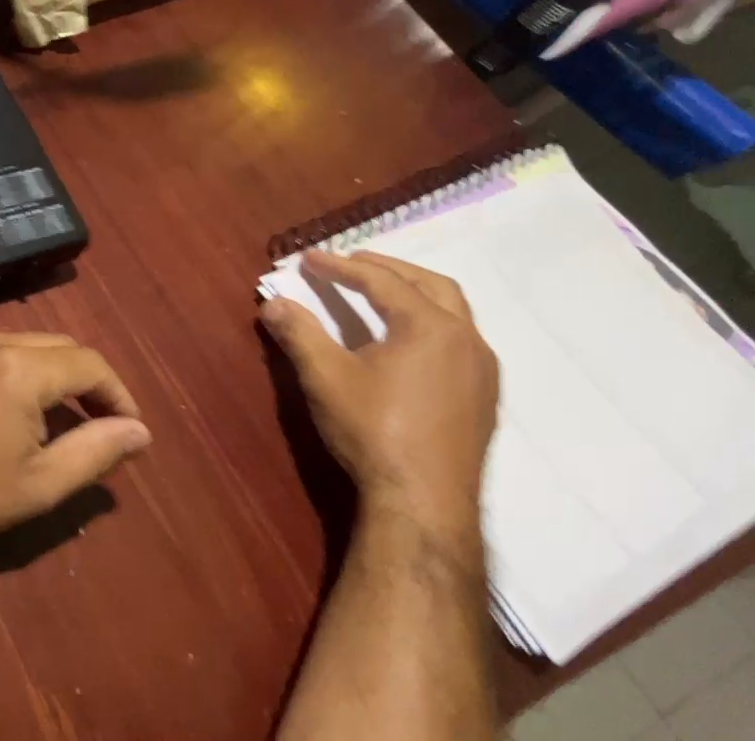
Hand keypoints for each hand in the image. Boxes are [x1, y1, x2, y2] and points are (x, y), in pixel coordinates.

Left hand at [0, 329, 150, 551]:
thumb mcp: (40, 484)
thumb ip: (96, 452)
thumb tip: (139, 432)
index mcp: (17, 368)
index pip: (88, 364)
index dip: (118, 395)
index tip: (129, 430)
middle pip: (57, 347)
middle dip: (86, 382)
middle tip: (100, 426)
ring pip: (22, 344)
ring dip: (49, 374)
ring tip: (58, 420)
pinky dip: (12, 369)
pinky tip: (10, 407)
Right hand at [260, 251, 498, 537]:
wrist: (424, 499)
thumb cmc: (373, 429)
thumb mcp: (324, 377)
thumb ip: (299, 333)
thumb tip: (273, 303)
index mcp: (430, 327)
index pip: (382, 281)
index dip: (341, 266)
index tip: (309, 258)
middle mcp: (467, 339)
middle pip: (431, 286)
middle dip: (389, 269)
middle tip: (351, 264)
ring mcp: (482, 370)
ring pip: (452, 313)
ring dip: (414, 294)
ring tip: (379, 296)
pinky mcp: (483, 397)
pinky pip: (459, 341)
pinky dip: (429, 323)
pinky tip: (405, 343)